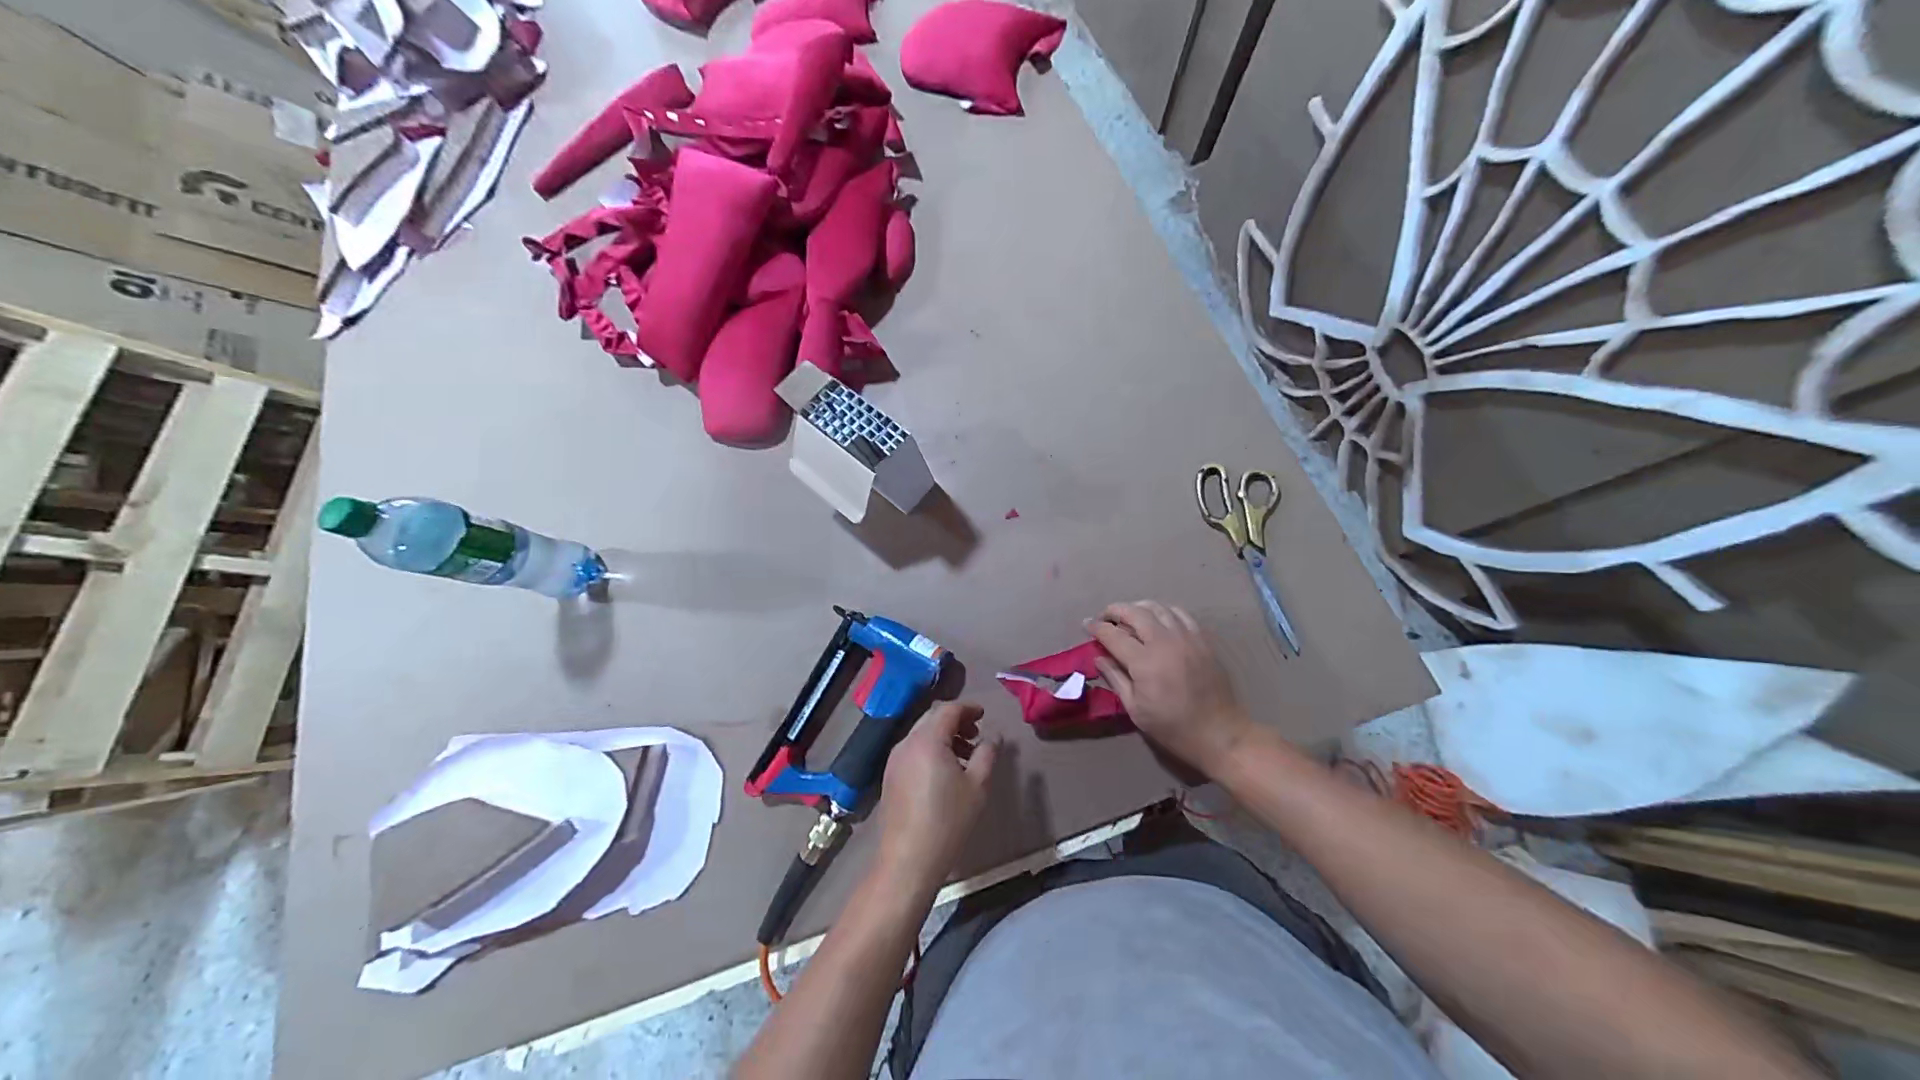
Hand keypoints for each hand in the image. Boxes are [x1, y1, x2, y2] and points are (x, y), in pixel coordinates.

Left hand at [874, 702, 998, 891]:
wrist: (908, 859)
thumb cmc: (948, 821)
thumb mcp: (977, 786)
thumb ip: (988, 754)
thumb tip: (994, 736)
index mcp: (927, 740)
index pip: (948, 710)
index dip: (968, 708)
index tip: (984, 714)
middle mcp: (906, 743)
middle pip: (932, 719)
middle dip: (955, 721)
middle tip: (976, 734)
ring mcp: (894, 760)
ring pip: (921, 735)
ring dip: (943, 736)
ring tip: (965, 756)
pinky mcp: (890, 777)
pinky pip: (913, 751)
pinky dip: (931, 750)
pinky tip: (945, 772)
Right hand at [1087, 601, 1255, 777]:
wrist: (1219, 732)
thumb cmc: (1172, 727)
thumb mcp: (1135, 709)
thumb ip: (1115, 678)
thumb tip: (1099, 657)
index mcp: (1144, 662)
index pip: (1113, 634)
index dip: (1096, 627)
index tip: (1086, 625)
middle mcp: (1165, 642)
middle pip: (1135, 612)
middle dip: (1115, 610)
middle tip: (1105, 617)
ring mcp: (1187, 637)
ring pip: (1158, 607)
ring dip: (1138, 607)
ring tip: (1129, 616)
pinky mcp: (1202, 639)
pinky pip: (1180, 614)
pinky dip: (1164, 611)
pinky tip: (1158, 620)